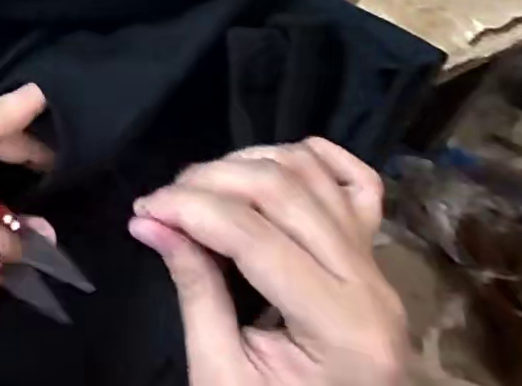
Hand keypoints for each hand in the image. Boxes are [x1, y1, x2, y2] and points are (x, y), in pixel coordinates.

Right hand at [128, 138, 406, 385]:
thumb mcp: (221, 373)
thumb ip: (192, 288)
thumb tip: (146, 220)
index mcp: (344, 331)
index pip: (252, 235)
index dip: (187, 208)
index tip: (142, 210)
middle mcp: (374, 287)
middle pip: (280, 188)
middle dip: (206, 180)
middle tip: (164, 203)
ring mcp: (379, 265)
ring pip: (307, 171)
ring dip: (244, 163)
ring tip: (202, 191)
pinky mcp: (375, 253)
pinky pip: (356, 181)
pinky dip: (313, 157)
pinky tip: (273, 162)